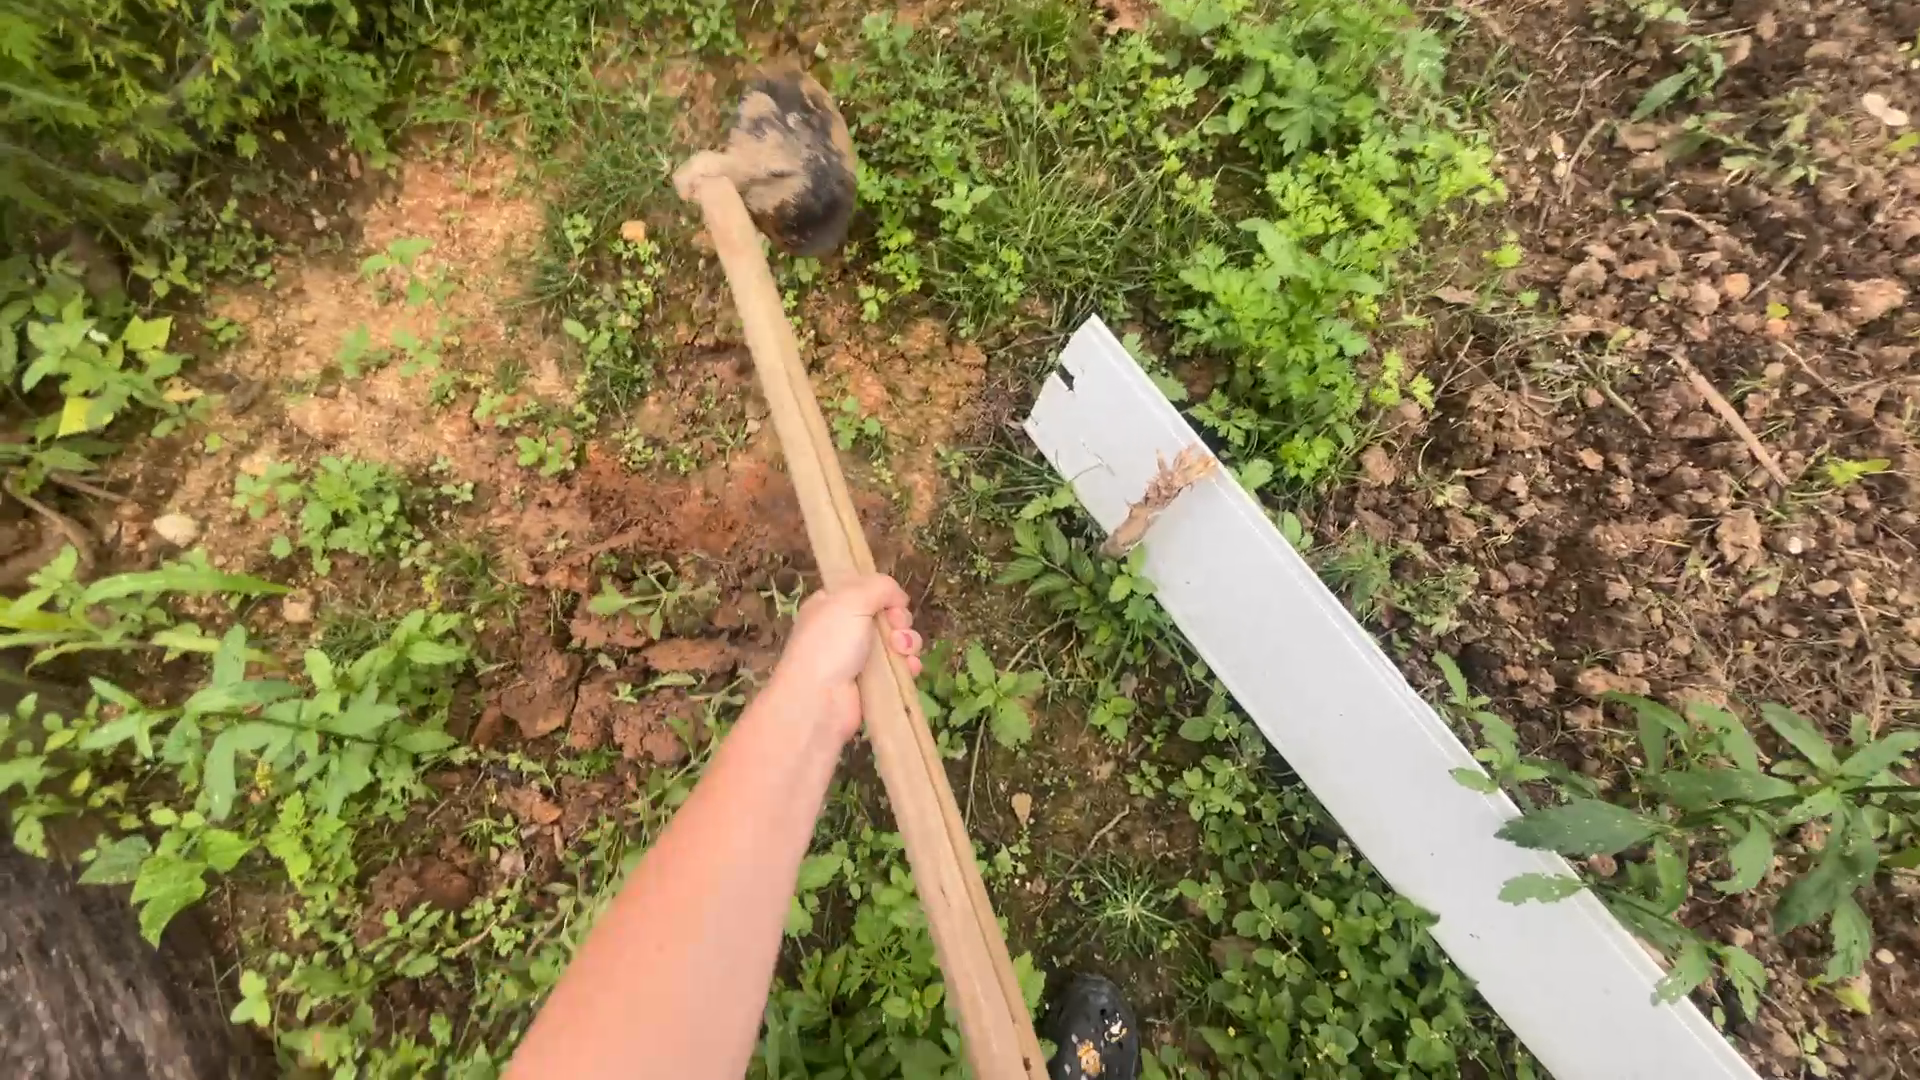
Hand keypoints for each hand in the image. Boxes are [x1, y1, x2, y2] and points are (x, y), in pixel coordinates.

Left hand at [769, 574, 923, 743]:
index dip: (884, 594)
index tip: (891, 603)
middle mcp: (844, 629)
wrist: (819, 701)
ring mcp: (858, 657)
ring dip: (907, 642)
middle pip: (886, 615)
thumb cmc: (830, 644)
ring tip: (902, 650)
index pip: (865, 591)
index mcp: (831, 605)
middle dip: (899, 620)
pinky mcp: (872, 682)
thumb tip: (899, 597)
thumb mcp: (851, 600)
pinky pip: (899, 666)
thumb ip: (880, 586)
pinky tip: (910, 667)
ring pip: (896, 640)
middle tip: (896, 628)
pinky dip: (908, 665)